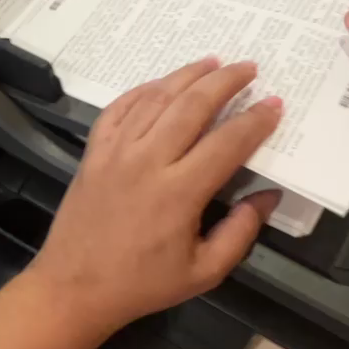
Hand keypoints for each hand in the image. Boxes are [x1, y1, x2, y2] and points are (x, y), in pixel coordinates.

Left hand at [31, 59, 282, 331]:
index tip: (274, 104)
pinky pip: (118, 109)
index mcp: (178, 193)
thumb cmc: (142, 284)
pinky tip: (160, 84)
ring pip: (154, 99)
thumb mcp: (203, 272)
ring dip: (185, 76)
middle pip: (191, 106)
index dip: (254, 120)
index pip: (226, 143)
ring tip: (211, 62)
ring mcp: (115, 152)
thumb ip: (240, 232)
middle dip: (224, 82)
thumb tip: (267, 195)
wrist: (74, 286)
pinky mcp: (93, 151)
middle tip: (248, 68)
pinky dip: (142, 90)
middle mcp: (147, 161)